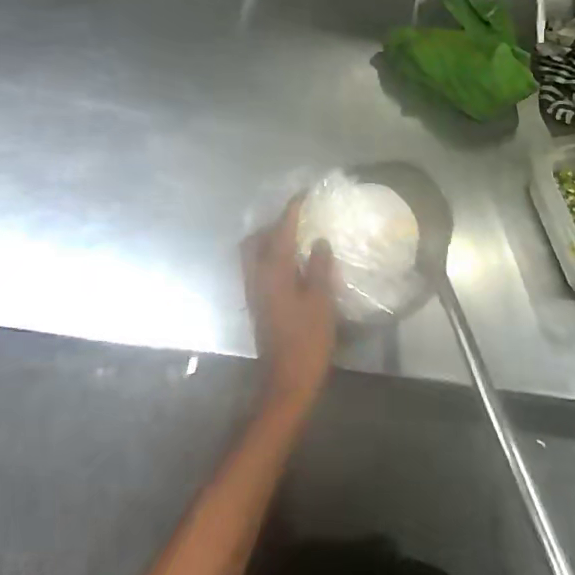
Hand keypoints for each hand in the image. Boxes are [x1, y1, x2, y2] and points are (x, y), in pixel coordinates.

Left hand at [241, 200, 337, 416]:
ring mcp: (254, 294)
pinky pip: (259, 270)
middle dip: (273, 225)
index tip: (304, 194)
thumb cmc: (307, 340)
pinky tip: (293, 266)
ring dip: (270, 242)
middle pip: (254, 241)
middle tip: (297, 219)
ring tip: (296, 239)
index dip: (292, 211)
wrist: (286, 380)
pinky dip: (272, 259)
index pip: (280, 232)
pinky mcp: (258, 306)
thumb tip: (318, 242)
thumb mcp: (321, 301)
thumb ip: (318, 268)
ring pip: (253, 256)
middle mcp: (256, 278)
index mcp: (272, 272)